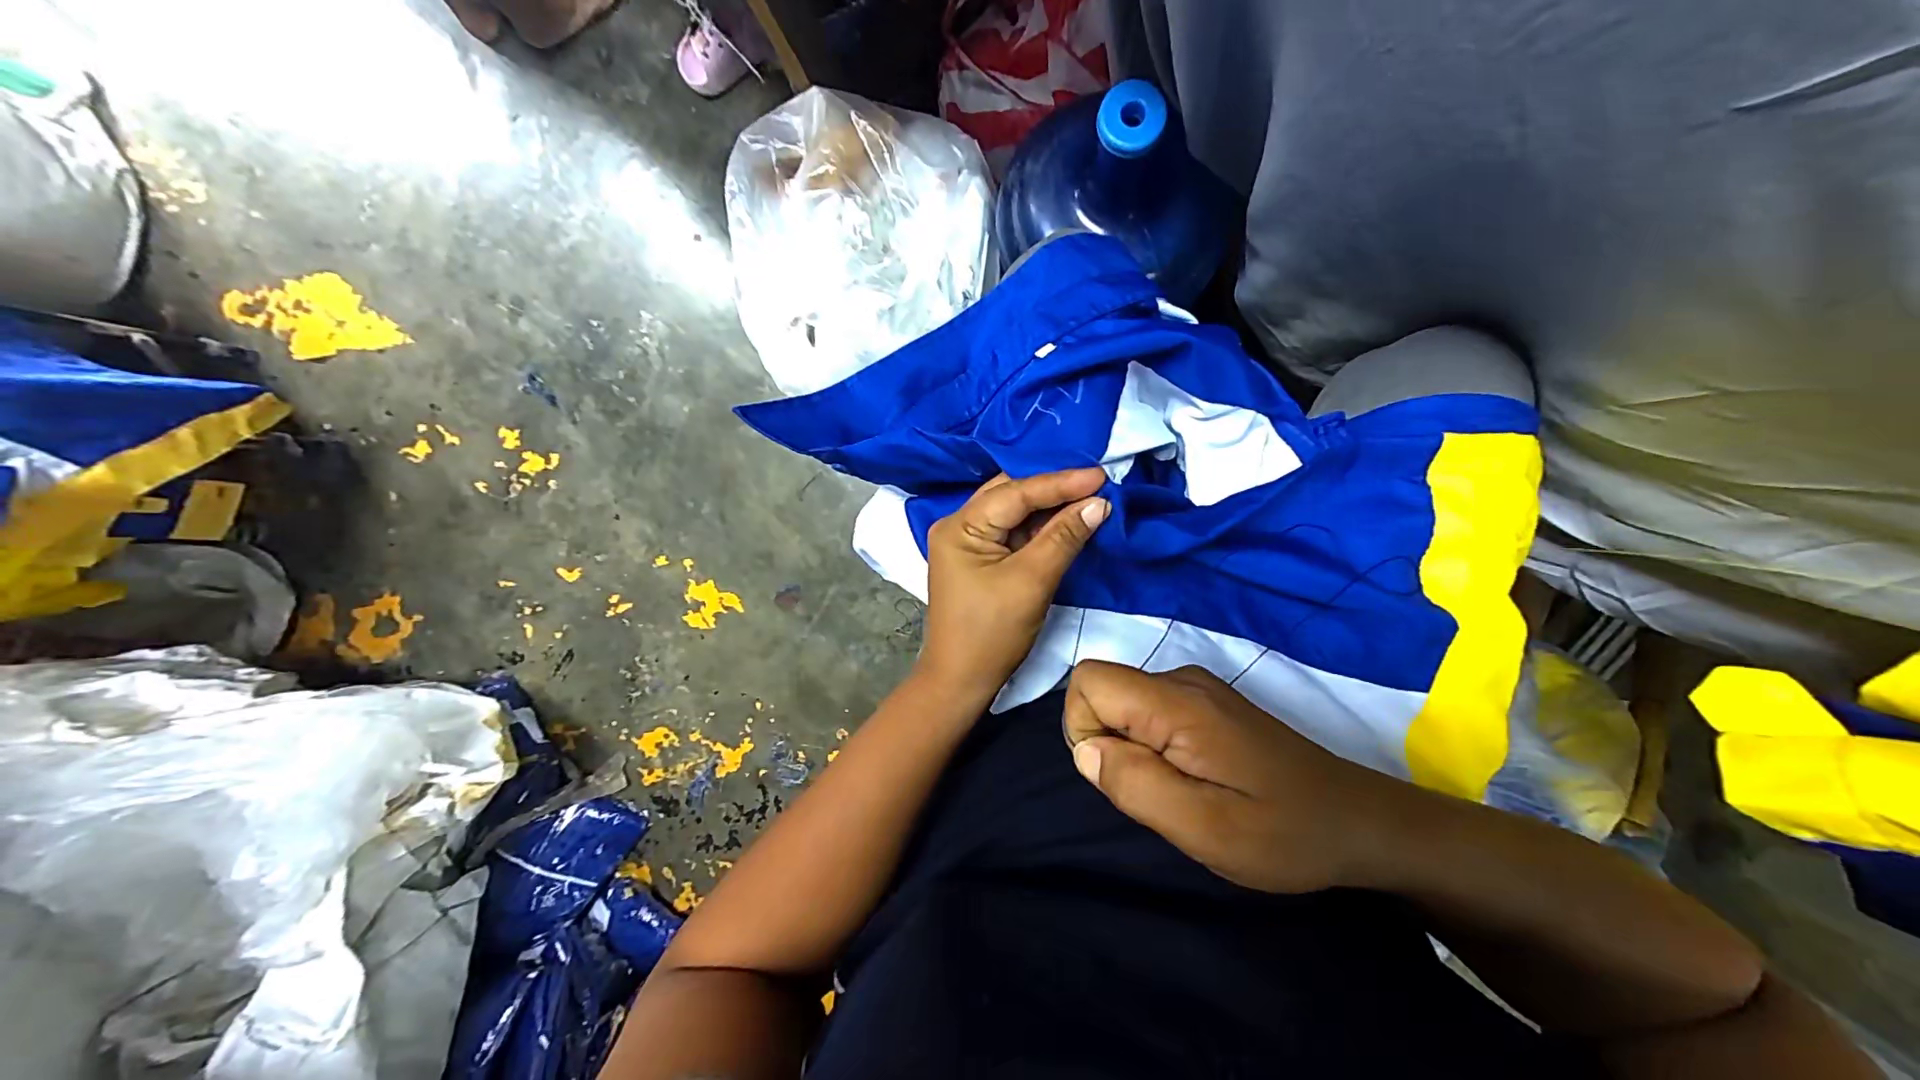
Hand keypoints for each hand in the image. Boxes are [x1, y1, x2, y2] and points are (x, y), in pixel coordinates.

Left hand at [918, 469, 1109, 698]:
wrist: (962, 680)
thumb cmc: (992, 633)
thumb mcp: (1032, 582)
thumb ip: (1064, 537)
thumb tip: (1098, 503)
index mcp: (960, 526)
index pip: (1016, 492)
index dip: (1061, 482)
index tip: (1101, 475)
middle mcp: (958, 525)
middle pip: (1011, 494)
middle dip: (1054, 488)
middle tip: (1097, 481)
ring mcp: (967, 541)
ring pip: (1014, 511)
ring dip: (1050, 506)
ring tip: (1089, 495)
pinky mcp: (979, 558)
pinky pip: (1013, 531)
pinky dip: (1040, 526)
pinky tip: (1067, 518)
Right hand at [1063, 661, 1412, 893]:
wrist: (1359, 822)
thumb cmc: (1284, 832)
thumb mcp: (1205, 828)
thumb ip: (1135, 784)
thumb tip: (1085, 751)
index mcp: (1179, 703)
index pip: (1089, 680)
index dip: (1084, 727)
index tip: (1124, 775)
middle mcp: (1184, 680)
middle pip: (1105, 691)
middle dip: (1111, 745)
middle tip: (1163, 793)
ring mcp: (1199, 688)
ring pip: (1125, 704)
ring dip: (1134, 751)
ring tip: (1185, 791)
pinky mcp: (1209, 703)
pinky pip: (1150, 712)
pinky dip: (1154, 748)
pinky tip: (1198, 779)